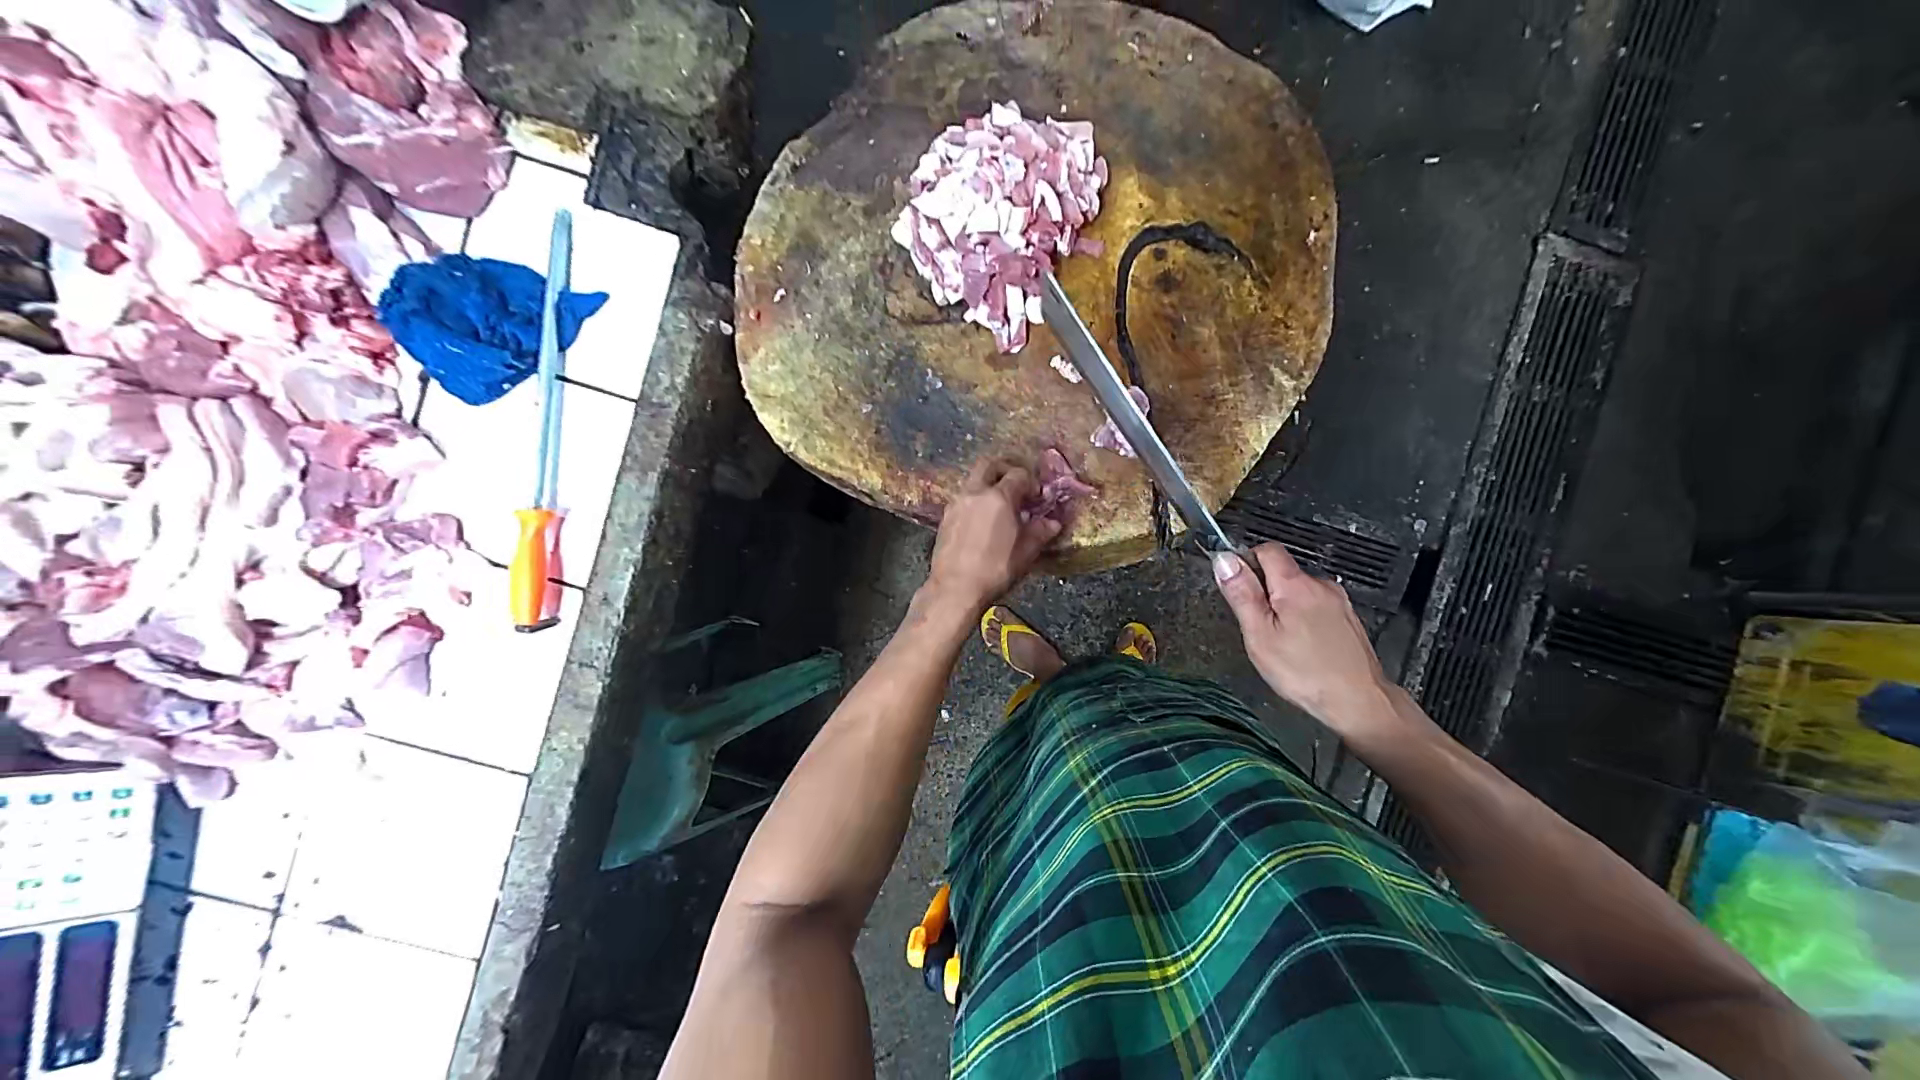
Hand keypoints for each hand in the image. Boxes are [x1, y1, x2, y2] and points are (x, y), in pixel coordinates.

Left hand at [924, 458, 1062, 615]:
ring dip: (988, 484)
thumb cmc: (995, 570)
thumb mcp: (1025, 553)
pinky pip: (963, 497)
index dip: (1031, 482)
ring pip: (973, 480)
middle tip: (1017, 486)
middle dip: (1005, 469)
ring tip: (1000, 506)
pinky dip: (976, 499)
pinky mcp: (946, 517)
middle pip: (990, 465)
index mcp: (999, 498)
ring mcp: (957, 503)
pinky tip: (982, 520)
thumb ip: (1040, 532)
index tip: (1037, 497)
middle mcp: (975, 493)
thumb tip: (1052, 522)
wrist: (955, 589)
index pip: (1018, 474)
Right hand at [1213, 543, 1396, 736]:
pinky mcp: (1346, 618)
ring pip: (1297, 590)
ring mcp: (1337, 601)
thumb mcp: (1259, 635)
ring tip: (1280, 640)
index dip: (1245, 562)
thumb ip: (1241, 594)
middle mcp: (1320, 586)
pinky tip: (1300, 646)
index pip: (1266, 549)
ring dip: (1283, 606)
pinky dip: (1301, 618)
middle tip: (1257, 625)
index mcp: (1295, 586)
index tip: (1237, 585)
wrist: (1358, 701)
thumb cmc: (1307, 674)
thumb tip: (1224, 561)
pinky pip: (1314, 605)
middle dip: (1263, 590)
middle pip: (1281, 570)